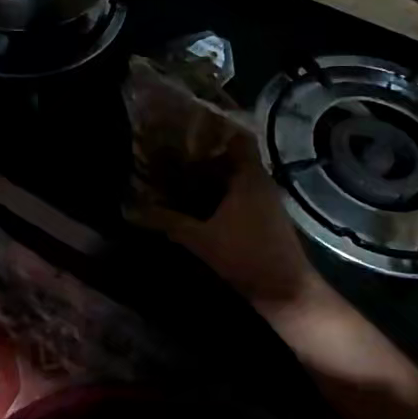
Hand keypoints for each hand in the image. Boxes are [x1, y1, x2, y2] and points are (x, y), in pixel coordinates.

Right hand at [142, 131, 327, 314]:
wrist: (285, 291)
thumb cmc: (245, 255)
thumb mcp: (199, 238)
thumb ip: (167, 220)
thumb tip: (132, 208)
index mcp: (249, 176)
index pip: (236, 136)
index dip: (212, 128)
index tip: (185, 127)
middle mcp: (261, 181)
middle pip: (233, 156)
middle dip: (204, 153)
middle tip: (172, 151)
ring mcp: (266, 200)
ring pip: (236, 176)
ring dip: (212, 175)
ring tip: (179, 173)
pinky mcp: (265, 217)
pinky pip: (240, 193)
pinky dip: (221, 193)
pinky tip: (198, 201)